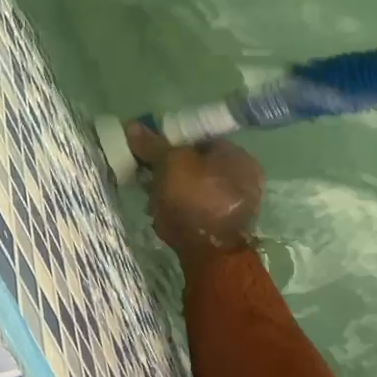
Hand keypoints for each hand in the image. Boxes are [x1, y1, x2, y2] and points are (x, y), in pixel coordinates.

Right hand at [127, 123, 263, 260]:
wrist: (207, 251)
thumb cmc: (193, 198)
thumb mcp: (168, 163)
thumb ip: (152, 144)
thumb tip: (132, 124)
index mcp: (238, 157)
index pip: (201, 139)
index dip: (172, 141)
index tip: (150, 151)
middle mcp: (244, 177)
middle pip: (197, 163)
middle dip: (169, 167)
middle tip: (147, 173)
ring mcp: (236, 203)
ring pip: (194, 185)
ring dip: (171, 187)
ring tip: (150, 195)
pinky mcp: (223, 224)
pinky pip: (196, 205)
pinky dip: (179, 205)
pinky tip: (161, 210)